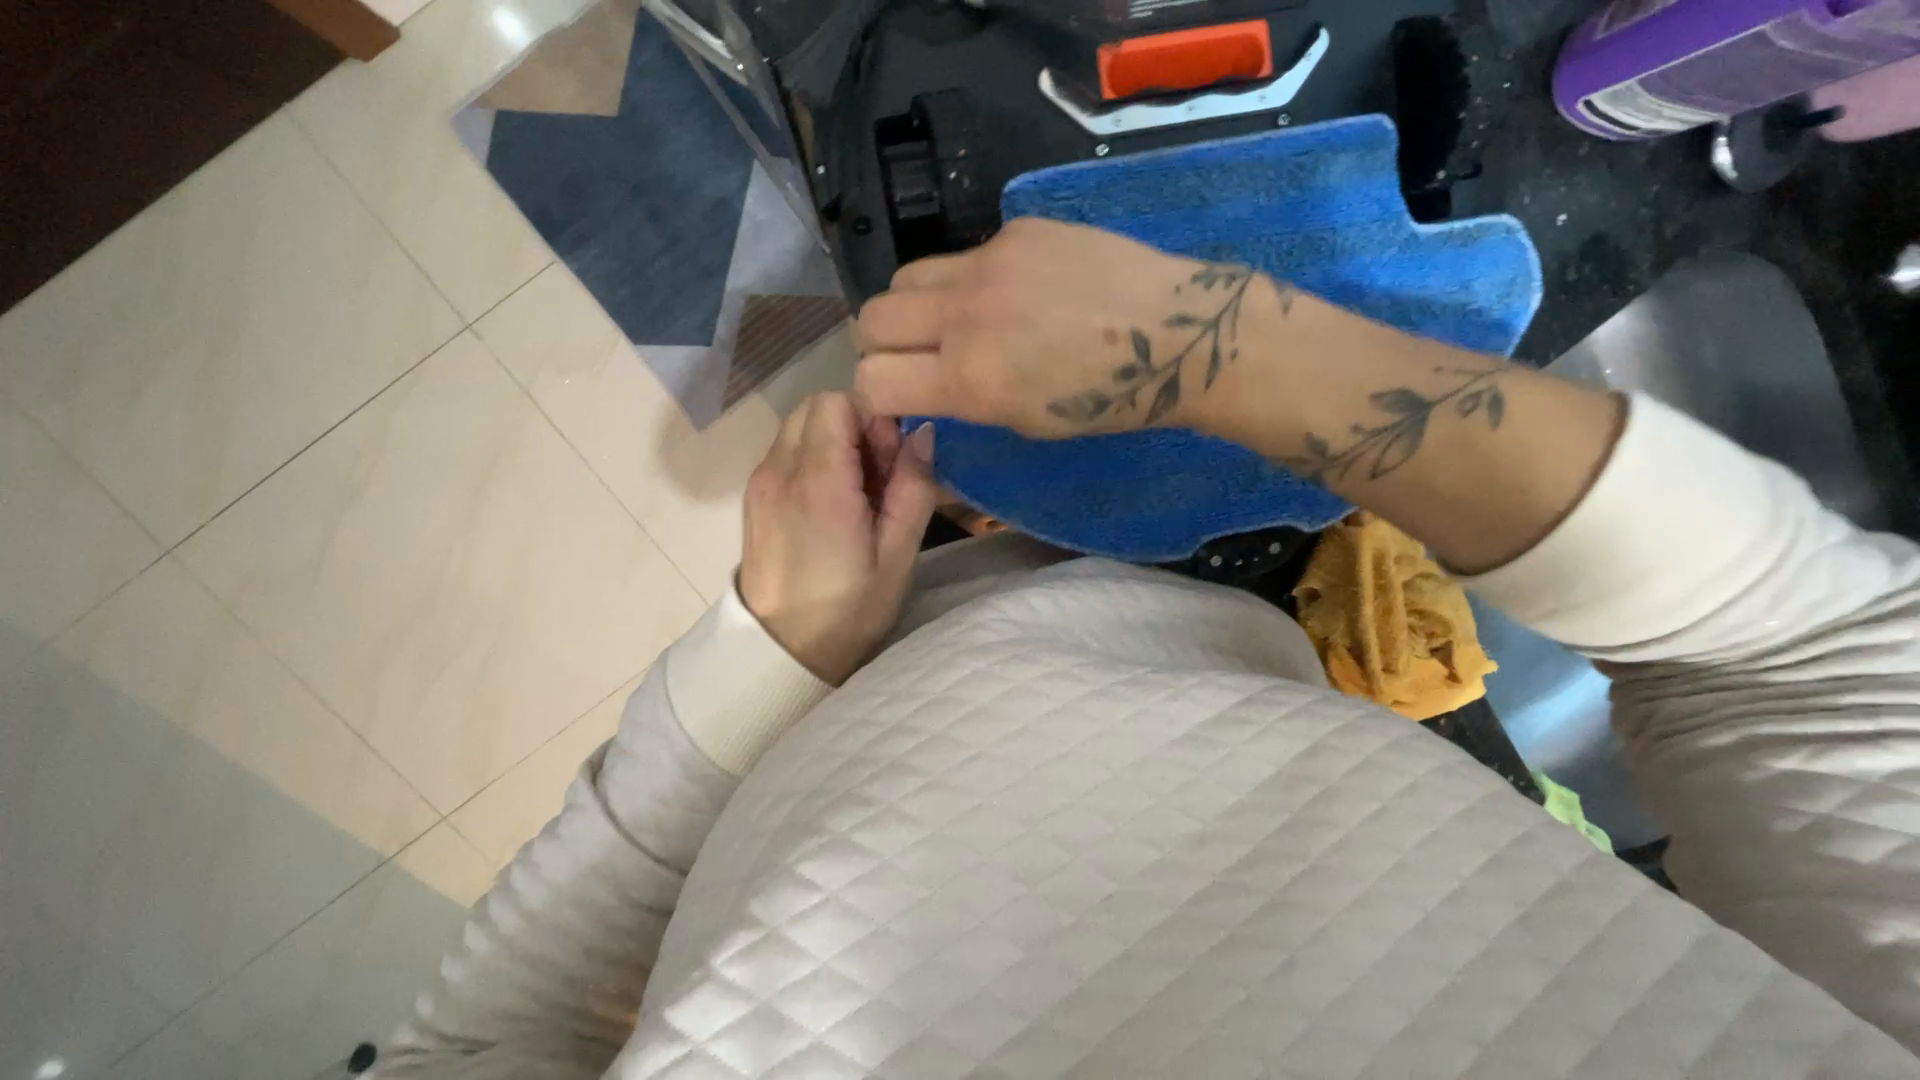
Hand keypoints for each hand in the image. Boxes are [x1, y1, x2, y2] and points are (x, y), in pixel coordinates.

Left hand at [739, 392, 937, 684]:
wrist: (781, 654)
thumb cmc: (848, 610)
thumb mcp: (897, 555)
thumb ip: (914, 487)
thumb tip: (923, 432)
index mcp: (817, 481)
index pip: (838, 402)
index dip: (872, 420)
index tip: (892, 462)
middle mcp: (778, 470)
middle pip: (816, 407)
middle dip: (854, 427)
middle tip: (879, 477)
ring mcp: (760, 483)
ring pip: (800, 428)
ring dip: (835, 444)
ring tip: (858, 495)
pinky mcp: (754, 498)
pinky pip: (787, 454)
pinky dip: (815, 461)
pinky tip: (833, 506)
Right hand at [855, 218, 1298, 437]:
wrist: (1180, 335)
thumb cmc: (1109, 401)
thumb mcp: (1026, 422)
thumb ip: (964, 402)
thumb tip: (925, 387)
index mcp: (969, 380)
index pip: (870, 379)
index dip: (876, 394)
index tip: (899, 395)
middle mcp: (964, 317)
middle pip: (872, 318)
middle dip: (884, 344)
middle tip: (919, 355)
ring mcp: (988, 265)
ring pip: (906, 277)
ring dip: (915, 305)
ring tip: (956, 320)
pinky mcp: (1016, 230)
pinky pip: (963, 256)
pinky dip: (971, 280)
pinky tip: (1015, 293)